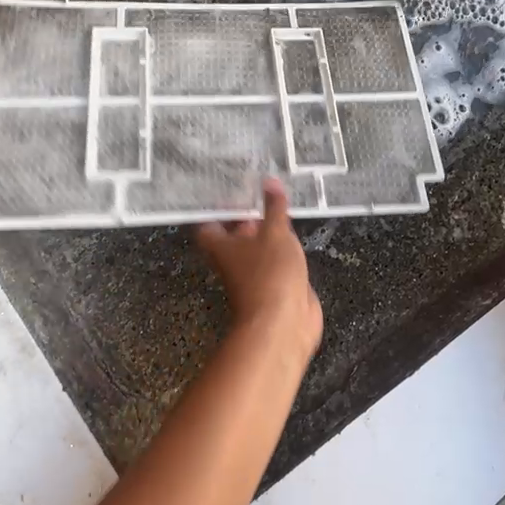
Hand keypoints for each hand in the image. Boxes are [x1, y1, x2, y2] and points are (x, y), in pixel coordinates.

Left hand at [194, 179, 323, 364]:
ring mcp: (256, 274)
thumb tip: (268, 181)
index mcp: (222, 247)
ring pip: (258, 246)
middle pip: (235, 234)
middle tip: (260, 188)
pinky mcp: (276, 283)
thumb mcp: (274, 233)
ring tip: (280, 202)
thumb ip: (274, 208)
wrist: (283, 324)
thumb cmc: (270, 273)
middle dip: (247, 214)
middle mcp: (234, 260)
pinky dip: (285, 245)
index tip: (229, 187)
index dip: (217, 208)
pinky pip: (278, 258)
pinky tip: (296, 230)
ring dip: (268, 229)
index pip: (209, 224)